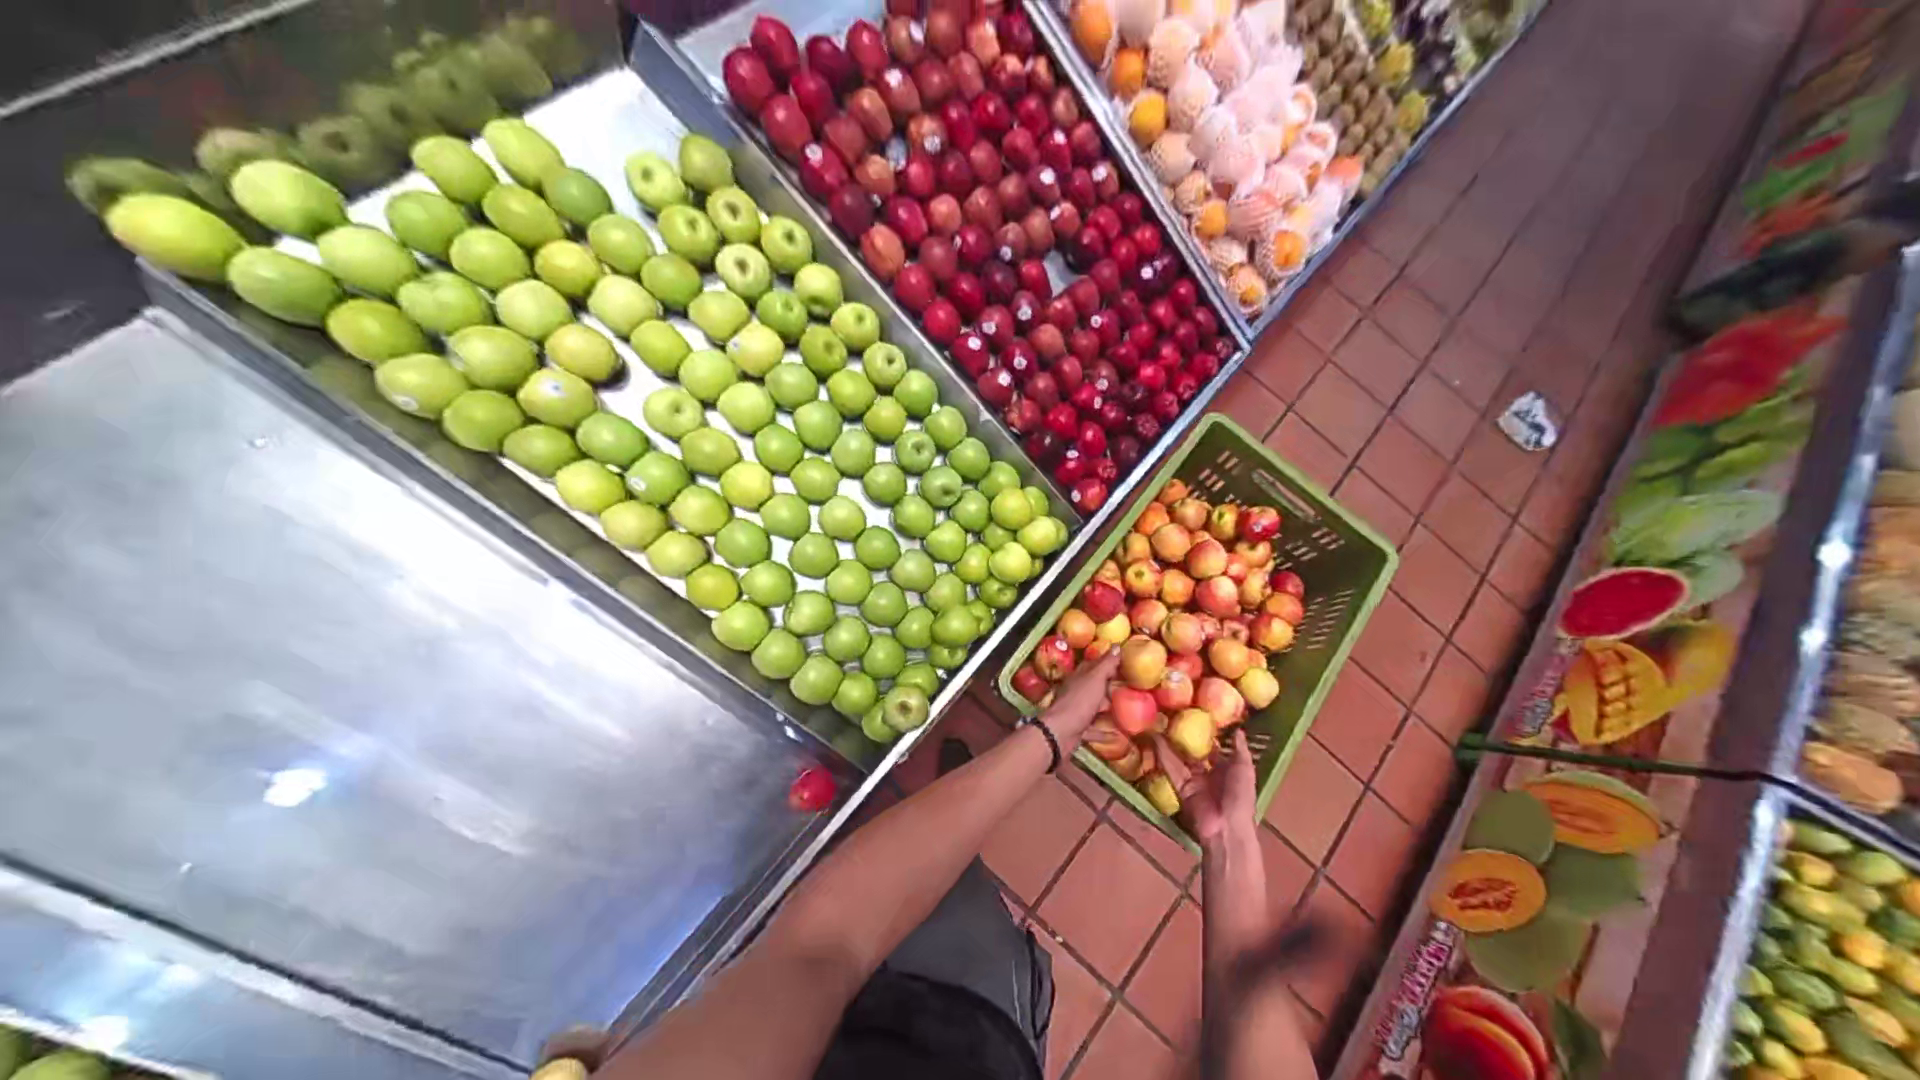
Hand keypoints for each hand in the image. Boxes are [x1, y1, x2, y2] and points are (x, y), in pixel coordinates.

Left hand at [1038, 650, 1120, 742]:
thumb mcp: (1095, 679)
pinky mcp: (1078, 728)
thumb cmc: (1079, 701)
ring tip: (1124, 708)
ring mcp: (1076, 710)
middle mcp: (1075, 691)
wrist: (1061, 731)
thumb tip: (1116, 645)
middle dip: (1107, 685)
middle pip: (1092, 685)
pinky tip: (1118, 736)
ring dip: (1105, 707)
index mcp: (1078, 677)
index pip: (1092, 664)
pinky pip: (1094, 729)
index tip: (1122, 662)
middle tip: (1127, 685)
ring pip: (1092, 706)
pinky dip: (1105, 732)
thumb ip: (1106, 664)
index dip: (1106, 662)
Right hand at [1153, 727, 1255, 846]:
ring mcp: (1193, 780)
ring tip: (1158, 722)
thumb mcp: (1245, 769)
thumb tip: (1238, 728)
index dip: (1206, 733)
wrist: (1227, 826)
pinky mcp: (1180, 787)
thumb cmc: (1241, 796)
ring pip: (1179, 757)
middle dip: (1183, 736)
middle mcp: (1208, 773)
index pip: (1214, 748)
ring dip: (1169, 742)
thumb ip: (1239, 749)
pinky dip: (1162, 754)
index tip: (1195, 713)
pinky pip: (1170, 768)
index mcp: (1226, 769)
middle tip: (1172, 715)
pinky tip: (1154, 738)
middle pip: (1193, 751)